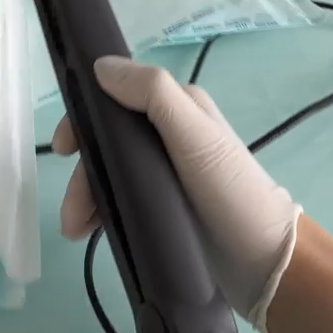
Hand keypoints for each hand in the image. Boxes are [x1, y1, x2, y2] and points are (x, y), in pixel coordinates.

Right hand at [52, 56, 300, 332]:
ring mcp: (165, 173)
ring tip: (75, 230)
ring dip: (86, 195)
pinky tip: (90, 232)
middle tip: (69, 205)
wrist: (268, 266)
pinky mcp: (164, 207)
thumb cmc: (229, 190)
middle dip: (83, 168)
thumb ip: (151, 93)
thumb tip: (101, 66)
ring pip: (111, 172)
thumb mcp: (193, 133)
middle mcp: (168, 134)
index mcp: (176, 106)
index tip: (64, 147)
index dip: (85, 113)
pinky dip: (100, 212)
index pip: (117, 95)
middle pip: (108, 138)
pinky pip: (121, 199)